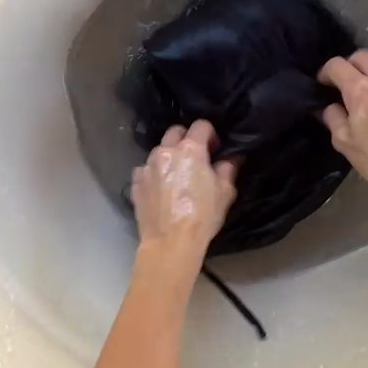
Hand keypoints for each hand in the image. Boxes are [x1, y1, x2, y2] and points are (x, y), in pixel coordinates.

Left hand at [131, 121, 236, 265]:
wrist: (170, 242)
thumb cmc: (202, 216)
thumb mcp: (224, 192)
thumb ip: (228, 169)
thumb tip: (231, 158)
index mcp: (190, 149)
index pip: (201, 125)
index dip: (211, 135)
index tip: (215, 149)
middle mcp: (165, 152)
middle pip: (175, 132)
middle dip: (186, 139)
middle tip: (196, 158)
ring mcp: (147, 167)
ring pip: (159, 150)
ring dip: (169, 156)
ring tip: (177, 175)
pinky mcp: (136, 183)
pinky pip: (145, 170)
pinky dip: (153, 173)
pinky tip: (161, 187)